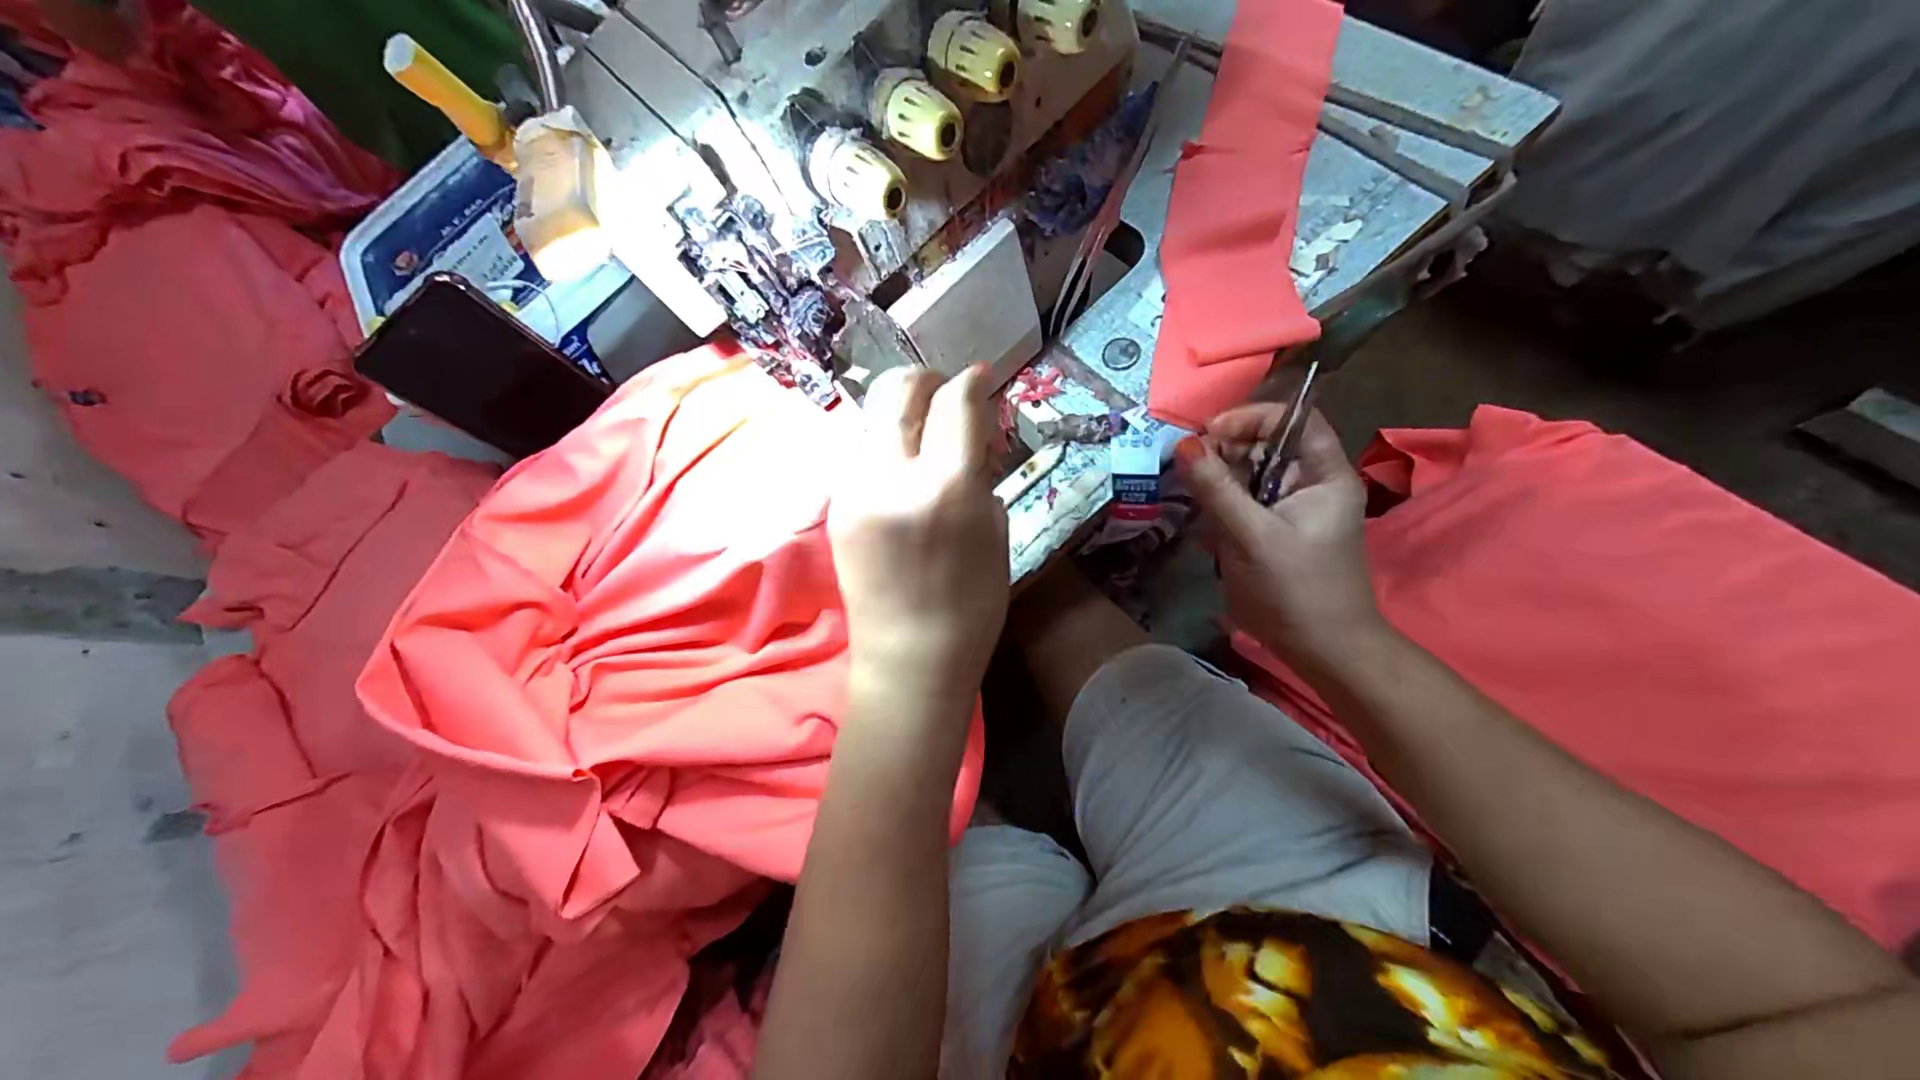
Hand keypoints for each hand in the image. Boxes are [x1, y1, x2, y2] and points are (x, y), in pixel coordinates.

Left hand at [829, 366, 1009, 696]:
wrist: (909, 656)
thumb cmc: (971, 604)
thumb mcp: (995, 531)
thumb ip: (978, 472)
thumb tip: (969, 432)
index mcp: (946, 488)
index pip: (955, 401)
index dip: (972, 381)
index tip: (981, 378)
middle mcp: (892, 476)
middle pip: (900, 389)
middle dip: (928, 378)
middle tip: (947, 392)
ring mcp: (854, 489)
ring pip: (875, 417)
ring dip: (904, 413)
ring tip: (926, 437)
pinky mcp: (836, 504)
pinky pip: (862, 452)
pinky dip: (887, 445)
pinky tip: (903, 469)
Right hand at [1175, 405, 1385, 672]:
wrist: (1321, 649)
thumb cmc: (1295, 588)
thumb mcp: (1250, 534)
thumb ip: (1216, 488)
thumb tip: (1182, 444)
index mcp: (1324, 474)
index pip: (1293, 419)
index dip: (1252, 417)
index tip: (1209, 433)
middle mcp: (1311, 484)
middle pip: (1266, 446)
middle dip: (1226, 451)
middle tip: (1190, 466)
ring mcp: (1291, 509)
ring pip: (1250, 475)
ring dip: (1220, 482)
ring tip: (1193, 496)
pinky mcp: (1274, 531)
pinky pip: (1244, 504)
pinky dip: (1222, 507)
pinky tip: (1207, 526)